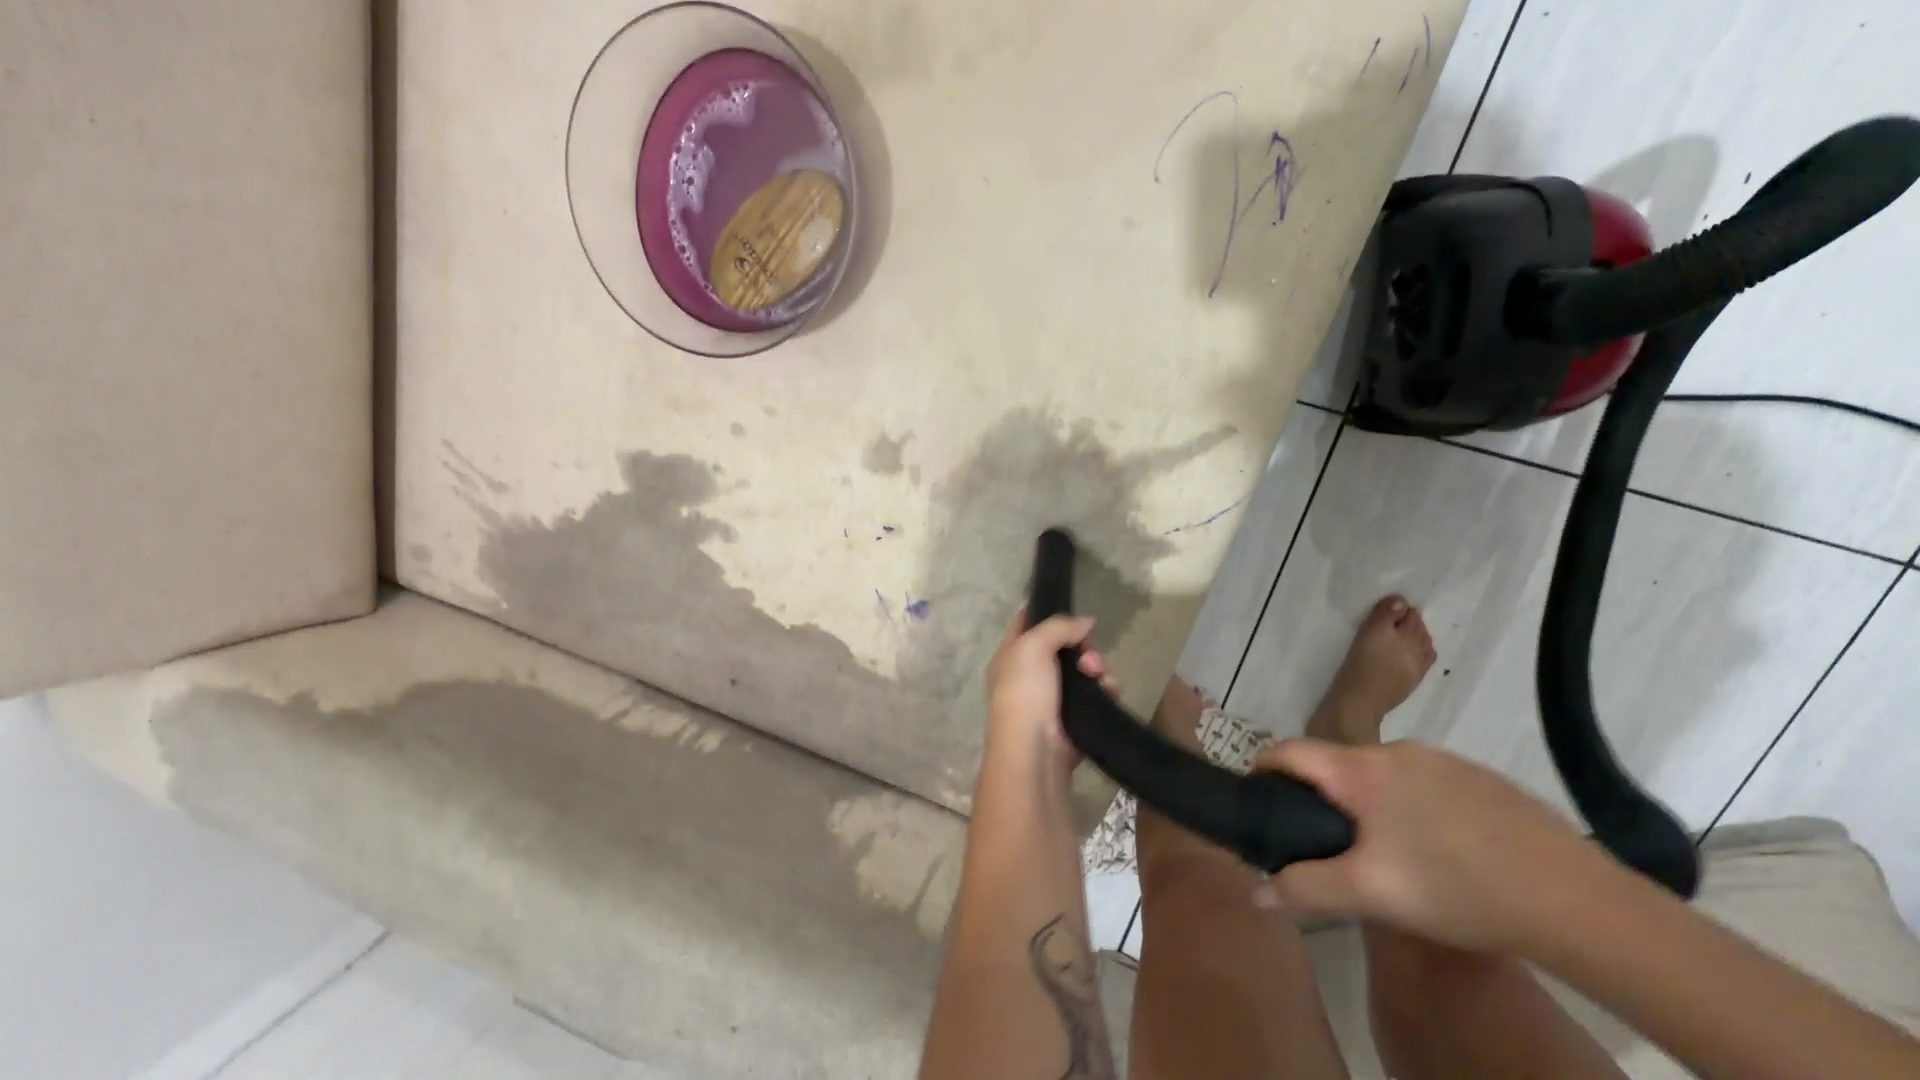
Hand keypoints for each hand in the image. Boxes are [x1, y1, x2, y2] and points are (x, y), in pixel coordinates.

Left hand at [984, 609, 1117, 774]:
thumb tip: (1085, 622)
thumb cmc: (1024, 693)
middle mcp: (1029, 676)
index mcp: (1010, 657)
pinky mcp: (1075, 717)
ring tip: (1098, 676)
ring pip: (1083, 669)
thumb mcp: (1032, 647)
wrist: (1035, 750)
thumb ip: (1058, 627)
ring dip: (1097, 668)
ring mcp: (1053, 698)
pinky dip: (1104, 689)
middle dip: (1082, 647)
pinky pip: (1095, 694)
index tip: (1071, 610)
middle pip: (1063, 647)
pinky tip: (1108, 691)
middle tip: (1088, 658)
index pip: (1025, 624)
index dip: (1046, 613)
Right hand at [1252, 739, 1605, 952]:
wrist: (1572, 899)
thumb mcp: (1370, 895)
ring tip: (1386, 856)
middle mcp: (1401, 751)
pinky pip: (1429, 785)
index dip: (1265, 767)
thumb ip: (1305, 887)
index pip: (1293, 750)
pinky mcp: (1484, 778)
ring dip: (1371, 804)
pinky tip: (1441, 855)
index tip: (1257, 796)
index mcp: (1363, 770)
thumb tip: (1255, 891)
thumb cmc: (1455, 889)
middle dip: (1323, 798)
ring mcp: (1448, 760)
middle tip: (1325, 845)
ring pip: (1386, 776)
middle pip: (1340, 765)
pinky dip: (1415, 809)